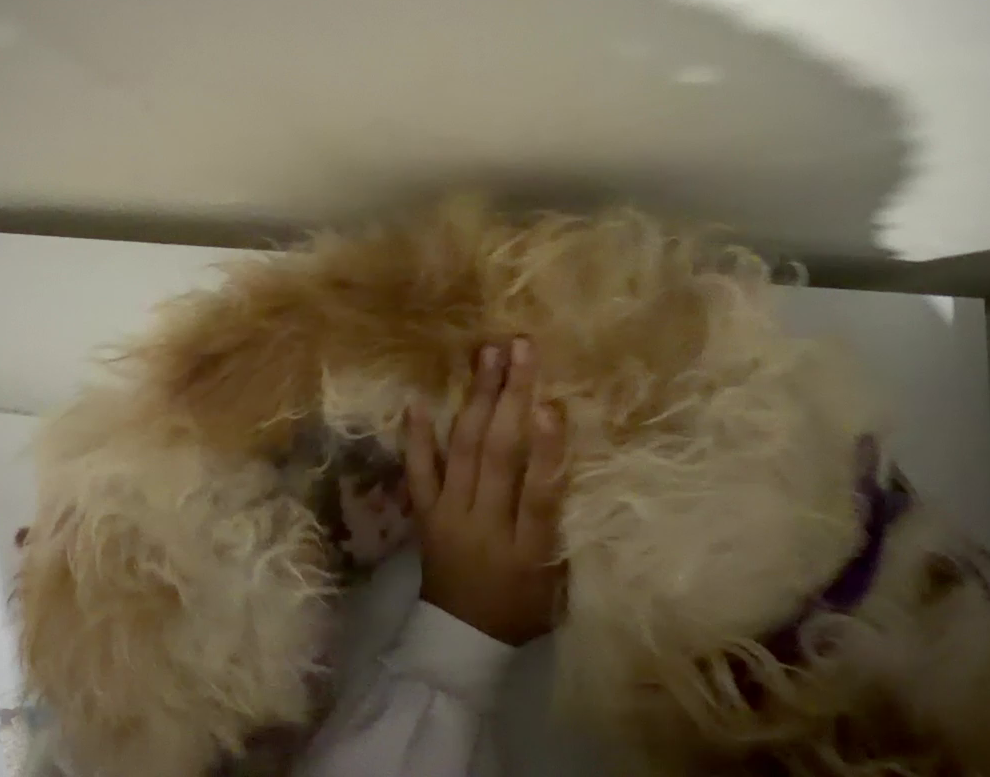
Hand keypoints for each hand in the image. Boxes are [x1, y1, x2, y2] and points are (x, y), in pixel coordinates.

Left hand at [404, 339, 566, 644]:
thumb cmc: (522, 607)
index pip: (537, 495)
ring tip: (487, 354)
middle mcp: (484, 527)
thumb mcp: (557, 581)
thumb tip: (573, 459)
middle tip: (521, 349)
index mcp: (526, 550)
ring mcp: (449, 517)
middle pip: (498, 457)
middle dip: (511, 398)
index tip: (550, 406)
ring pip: (462, 451)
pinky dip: (416, 436)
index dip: (545, 451)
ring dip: (477, 399)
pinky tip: (417, 400)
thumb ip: (564, 525)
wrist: (461, 641)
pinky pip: (418, 472)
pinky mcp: (425, 514)